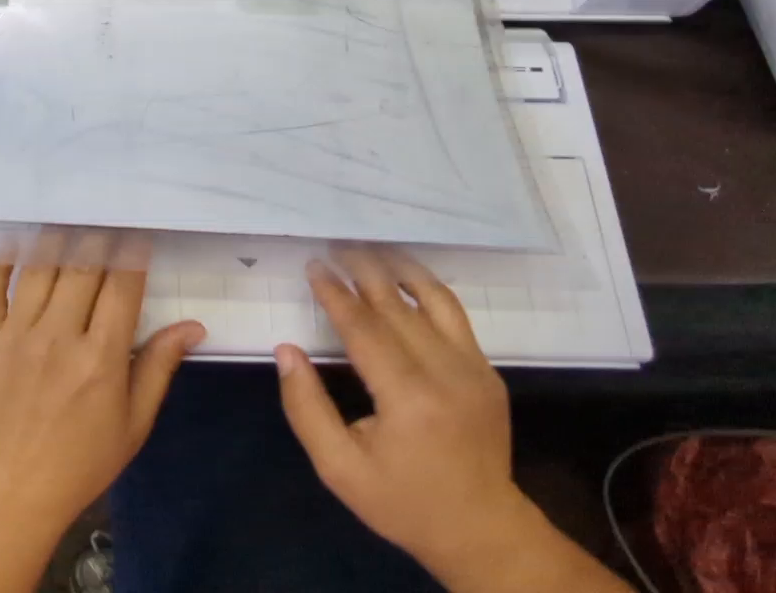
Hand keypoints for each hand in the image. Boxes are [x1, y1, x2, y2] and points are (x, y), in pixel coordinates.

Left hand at [0, 229, 205, 539]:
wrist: (13, 488)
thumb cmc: (83, 458)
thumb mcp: (134, 422)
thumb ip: (159, 367)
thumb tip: (194, 325)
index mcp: (100, 356)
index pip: (122, 286)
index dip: (134, 254)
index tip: (141, 234)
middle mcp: (58, 335)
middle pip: (83, 266)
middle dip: (100, 237)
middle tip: (109, 218)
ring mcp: (17, 334)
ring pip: (39, 269)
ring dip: (57, 239)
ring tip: (70, 220)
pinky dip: (1, 263)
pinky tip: (15, 242)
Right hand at [275, 247, 527, 571]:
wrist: (482, 530)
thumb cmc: (402, 502)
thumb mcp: (340, 468)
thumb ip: (307, 408)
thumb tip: (287, 351)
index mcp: (407, 399)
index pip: (364, 329)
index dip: (335, 294)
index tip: (313, 266)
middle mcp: (446, 373)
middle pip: (396, 306)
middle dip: (361, 271)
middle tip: (333, 246)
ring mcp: (473, 369)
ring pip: (433, 299)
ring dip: (398, 268)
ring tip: (368, 248)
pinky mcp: (487, 371)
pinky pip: (455, 315)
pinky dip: (427, 288)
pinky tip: (405, 276)